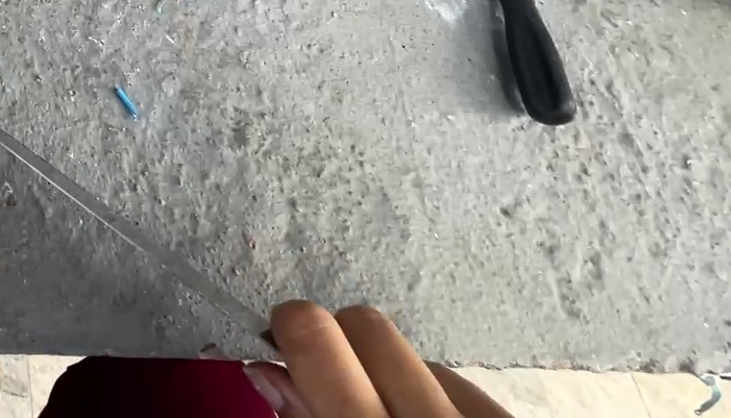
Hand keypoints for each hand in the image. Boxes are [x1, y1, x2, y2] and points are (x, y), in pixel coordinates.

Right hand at [245, 301, 513, 416]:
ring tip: (388, 411)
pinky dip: (439, 397)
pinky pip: (467, 385)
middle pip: (364, 322)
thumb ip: (299, 416)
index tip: (279, 344)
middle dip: (339, 340)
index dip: (288, 327)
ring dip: (391, 371)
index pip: (312, 330)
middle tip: (333, 379)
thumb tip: (262, 365)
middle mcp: (430, 417)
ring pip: (415, 351)